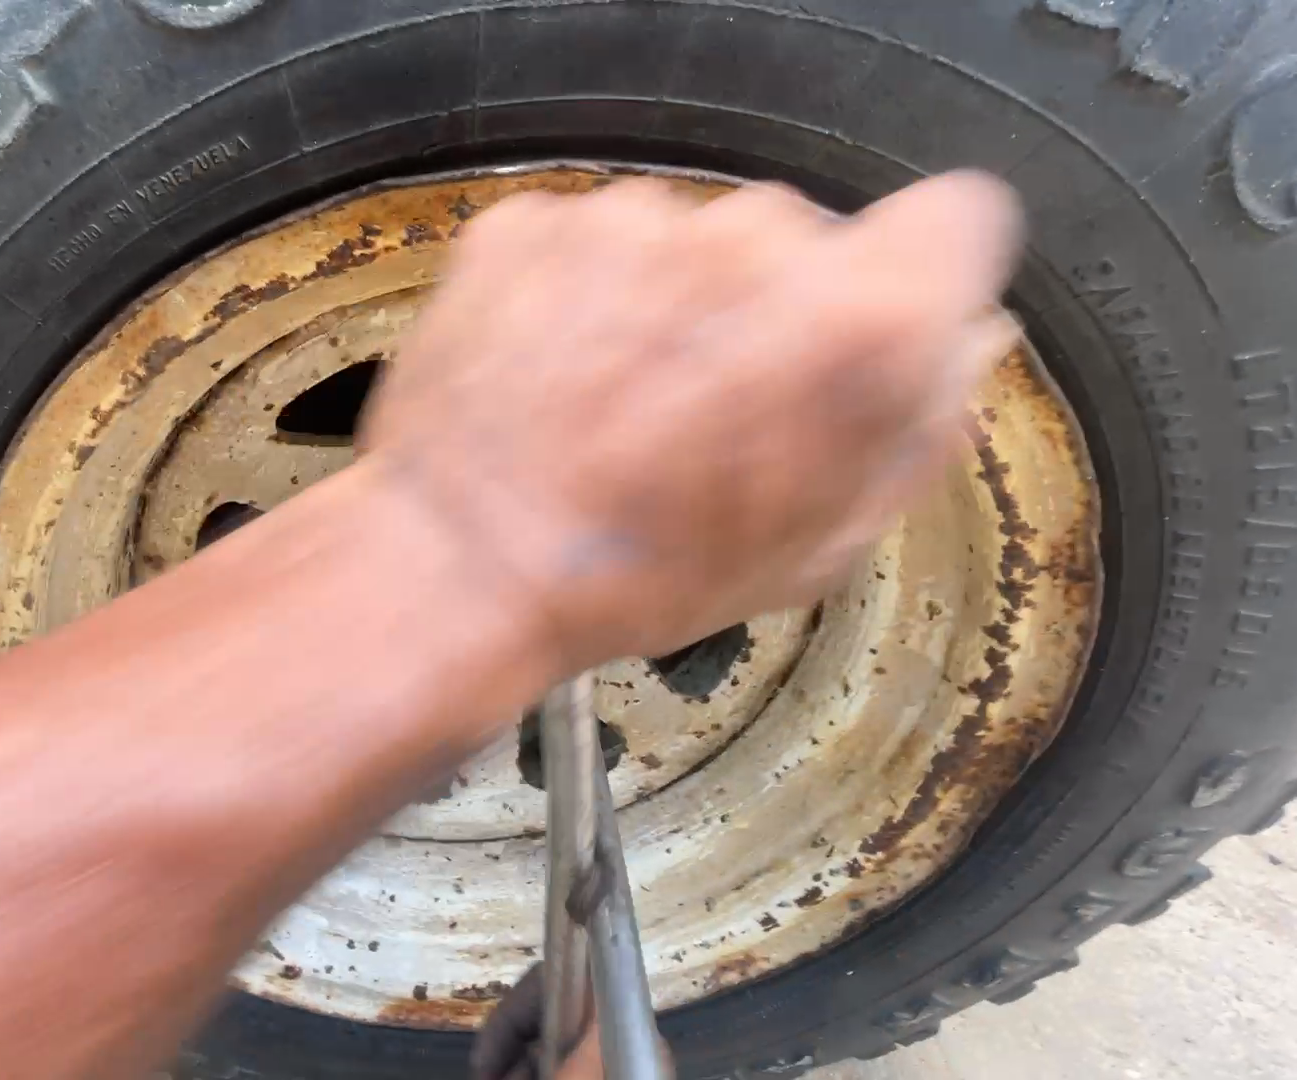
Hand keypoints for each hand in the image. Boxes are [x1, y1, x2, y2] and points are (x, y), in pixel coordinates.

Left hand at [361, 172, 1022, 671]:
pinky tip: (540, 374)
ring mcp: (625, 223)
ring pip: (675, 240)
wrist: (460, 568)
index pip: (952, 225)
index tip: (845, 334)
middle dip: (758, 309)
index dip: (905, 284)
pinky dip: (567, 295)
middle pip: (792, 238)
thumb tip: (957, 348)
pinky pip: (577, 245)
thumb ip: (907, 435)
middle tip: (686, 404)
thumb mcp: (808, 550)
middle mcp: (752, 241)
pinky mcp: (525, 228)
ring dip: (655, 303)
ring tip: (596, 402)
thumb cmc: (632, 582)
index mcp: (859, 322)